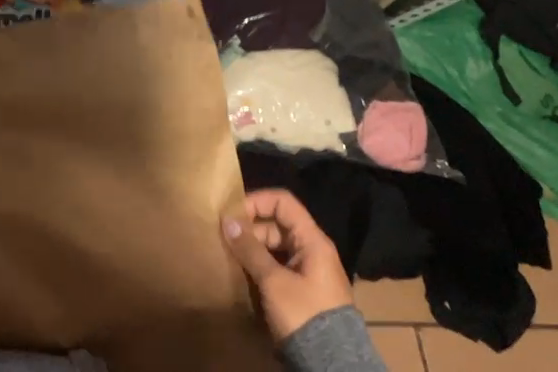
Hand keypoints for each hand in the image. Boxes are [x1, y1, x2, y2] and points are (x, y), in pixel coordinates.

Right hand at [222, 189, 354, 341]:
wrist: (332, 364)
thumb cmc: (305, 313)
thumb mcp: (274, 281)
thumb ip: (251, 249)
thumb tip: (227, 221)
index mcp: (313, 241)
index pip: (283, 202)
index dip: (257, 202)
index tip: (232, 215)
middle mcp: (313, 250)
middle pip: (277, 225)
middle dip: (250, 229)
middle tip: (225, 240)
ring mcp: (310, 272)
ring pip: (276, 247)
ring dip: (253, 249)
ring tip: (230, 257)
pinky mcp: (304, 291)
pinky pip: (279, 267)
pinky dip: (261, 266)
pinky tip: (244, 275)